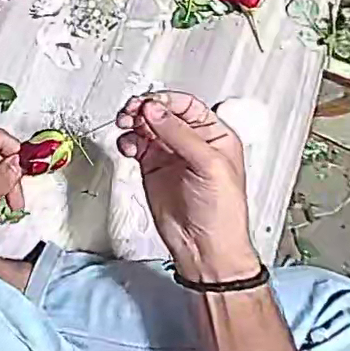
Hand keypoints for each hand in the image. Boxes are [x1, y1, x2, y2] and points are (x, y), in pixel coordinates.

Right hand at [117, 93, 258, 282]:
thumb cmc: (223, 213)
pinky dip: (128, 140)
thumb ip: (180, 134)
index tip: (149, 104)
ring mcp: (170, 153)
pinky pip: (136, 144)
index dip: (166, 101)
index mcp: (214, 134)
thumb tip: (156, 109)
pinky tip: (128, 145)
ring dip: (133, 121)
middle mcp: (191, 141)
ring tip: (126, 124)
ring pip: (146, 125)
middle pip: (163, 112)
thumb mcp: (208, 165)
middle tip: (133, 111)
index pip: (186, 105)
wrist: (205, 249)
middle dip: (145, 108)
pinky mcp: (152, 167)